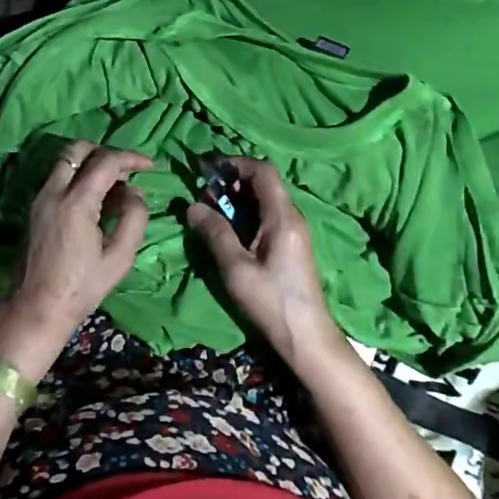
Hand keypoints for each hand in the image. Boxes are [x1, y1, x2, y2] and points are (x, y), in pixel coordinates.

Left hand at [0, 140, 151, 378]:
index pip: (106, 162)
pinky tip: (95, 201)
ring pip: (65, 161)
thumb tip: (134, 192)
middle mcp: (53, 192)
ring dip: (90, 164)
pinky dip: (78, 177)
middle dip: (106, 152)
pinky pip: (58, 178)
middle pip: (77, 149)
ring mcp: (40, 198)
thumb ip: (134, 217)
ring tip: (113, 188)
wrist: (38, 306)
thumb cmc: (83, 286)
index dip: (131, 158)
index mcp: (76, 203)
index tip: (149, 165)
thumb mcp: (120, 256)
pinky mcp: (34, 208)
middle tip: (126, 171)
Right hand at [185, 157, 346, 366]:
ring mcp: (293, 231)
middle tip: (203, 194)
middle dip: (232, 182)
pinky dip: (245, 214)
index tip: (209, 169)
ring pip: (264, 201)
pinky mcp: (289, 245)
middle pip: (263, 184)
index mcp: (283, 217)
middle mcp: (292, 217)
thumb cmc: (271, 300)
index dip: (236, 164)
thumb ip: (215, 234)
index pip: (264, 172)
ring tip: (209, 210)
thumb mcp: (236, 268)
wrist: (305, 334)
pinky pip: (266, 217)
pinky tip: (226, 229)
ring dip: (237, 199)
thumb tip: (193, 206)